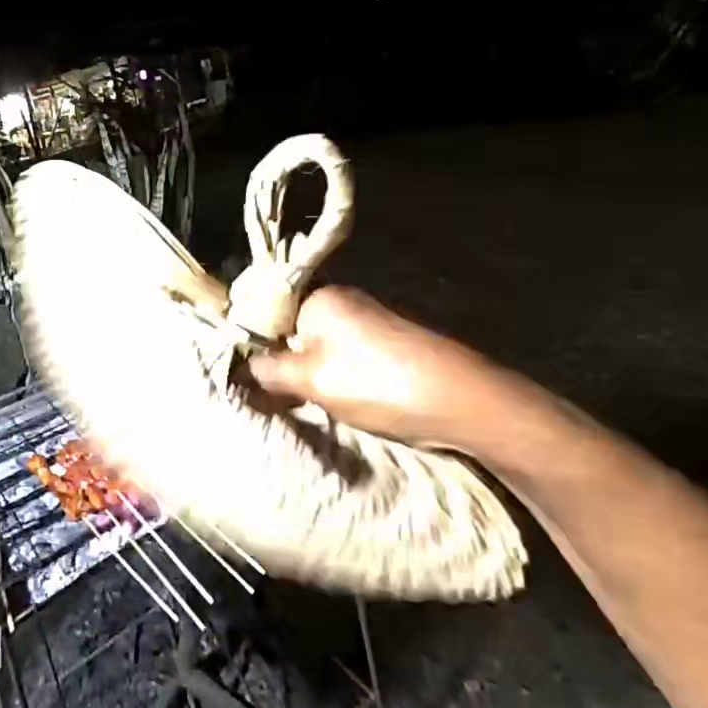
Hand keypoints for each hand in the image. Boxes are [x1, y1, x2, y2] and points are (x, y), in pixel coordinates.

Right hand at [248, 286, 528, 449]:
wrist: (460, 398)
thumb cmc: (377, 383)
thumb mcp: (314, 381)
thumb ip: (273, 370)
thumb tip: (247, 363)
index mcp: (322, 299)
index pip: (273, 318)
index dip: (262, 350)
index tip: (254, 384)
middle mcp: (346, 302)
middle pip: (300, 335)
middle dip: (292, 368)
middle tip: (284, 403)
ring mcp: (373, 322)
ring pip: (327, 351)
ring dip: (319, 379)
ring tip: (317, 408)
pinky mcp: (393, 345)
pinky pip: (353, 360)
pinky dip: (346, 382)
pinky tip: (350, 406)